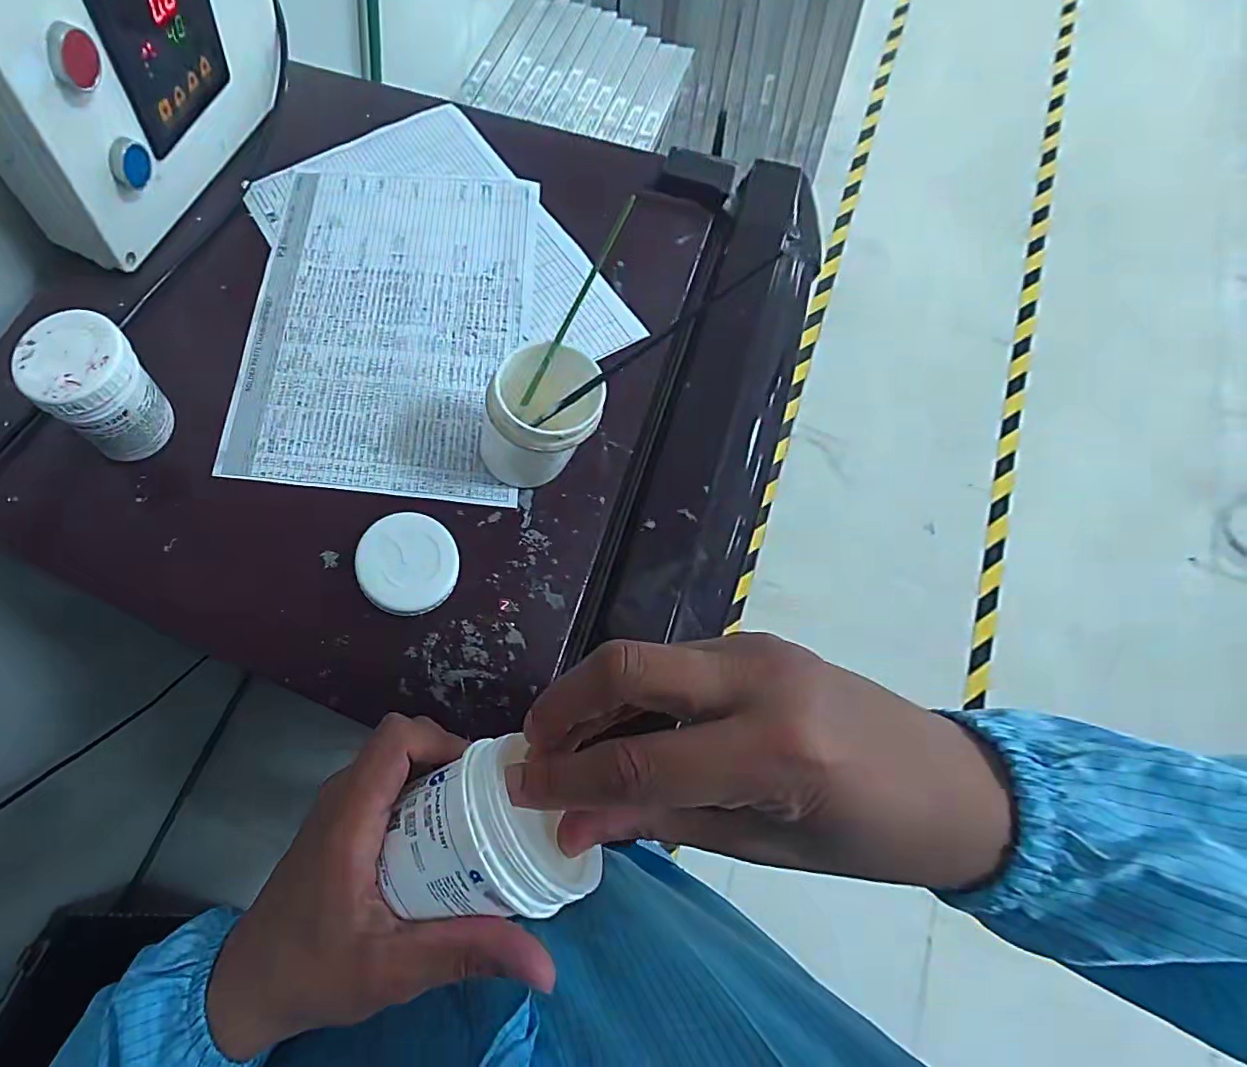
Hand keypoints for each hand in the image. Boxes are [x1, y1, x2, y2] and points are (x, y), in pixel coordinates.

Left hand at [206, 714, 555, 1059]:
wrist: (254, 977)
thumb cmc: (315, 969)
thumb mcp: (392, 969)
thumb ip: (462, 954)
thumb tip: (544, 963)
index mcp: (349, 815)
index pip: (393, 739)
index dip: (441, 740)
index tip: (484, 778)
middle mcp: (340, 796)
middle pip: (396, 744)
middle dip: (448, 760)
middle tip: (492, 805)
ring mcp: (335, 807)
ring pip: (390, 765)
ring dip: (433, 779)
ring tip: (476, 823)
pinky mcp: (337, 823)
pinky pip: (381, 787)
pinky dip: (416, 797)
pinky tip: (441, 844)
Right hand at [507, 634, 1013, 891]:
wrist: (966, 784)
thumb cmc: (869, 837)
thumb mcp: (759, 846)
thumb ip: (653, 823)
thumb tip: (568, 828)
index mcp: (778, 754)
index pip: (640, 763)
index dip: (568, 779)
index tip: (521, 790)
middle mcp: (760, 683)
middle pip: (622, 670)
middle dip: (560, 708)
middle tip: (532, 748)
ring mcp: (751, 649)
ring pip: (634, 656)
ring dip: (582, 695)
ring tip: (560, 737)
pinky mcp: (745, 640)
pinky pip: (662, 660)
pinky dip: (621, 691)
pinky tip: (612, 722)